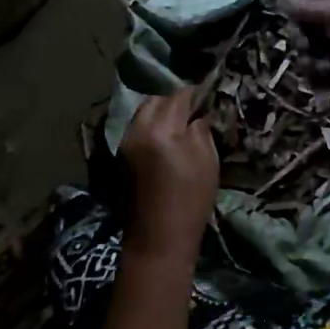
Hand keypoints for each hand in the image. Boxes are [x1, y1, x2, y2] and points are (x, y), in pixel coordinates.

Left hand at [119, 88, 218, 259]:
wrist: (159, 235)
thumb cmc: (191, 197)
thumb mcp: (207, 159)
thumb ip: (200, 129)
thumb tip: (198, 114)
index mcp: (162, 129)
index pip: (178, 96)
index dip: (195, 93)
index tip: (208, 94)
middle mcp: (138, 130)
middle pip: (155, 100)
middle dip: (174, 100)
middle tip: (194, 108)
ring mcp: (125, 143)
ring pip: (143, 113)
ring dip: (161, 112)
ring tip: (180, 123)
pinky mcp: (121, 157)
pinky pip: (137, 129)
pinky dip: (151, 126)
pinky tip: (166, 138)